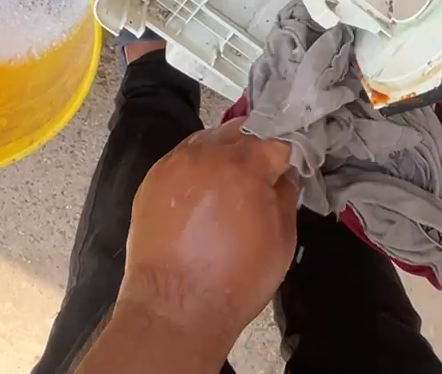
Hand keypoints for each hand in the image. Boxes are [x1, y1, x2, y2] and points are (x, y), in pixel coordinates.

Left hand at [115, 120, 297, 358]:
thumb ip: (287, 197)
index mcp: (247, 164)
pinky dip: (196, 167)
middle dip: (254, 148)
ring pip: (209, 139)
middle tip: (256, 176)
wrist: (175, 308)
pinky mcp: (154, 176)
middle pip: (241, 132)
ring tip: (226, 182)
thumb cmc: (238, 279)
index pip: (275, 142)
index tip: (283, 174)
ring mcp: (178, 161)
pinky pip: (183, 157)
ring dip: (223, 152)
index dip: (284, 158)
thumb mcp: (282, 242)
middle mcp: (211, 152)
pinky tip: (200, 192)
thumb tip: (284, 175)